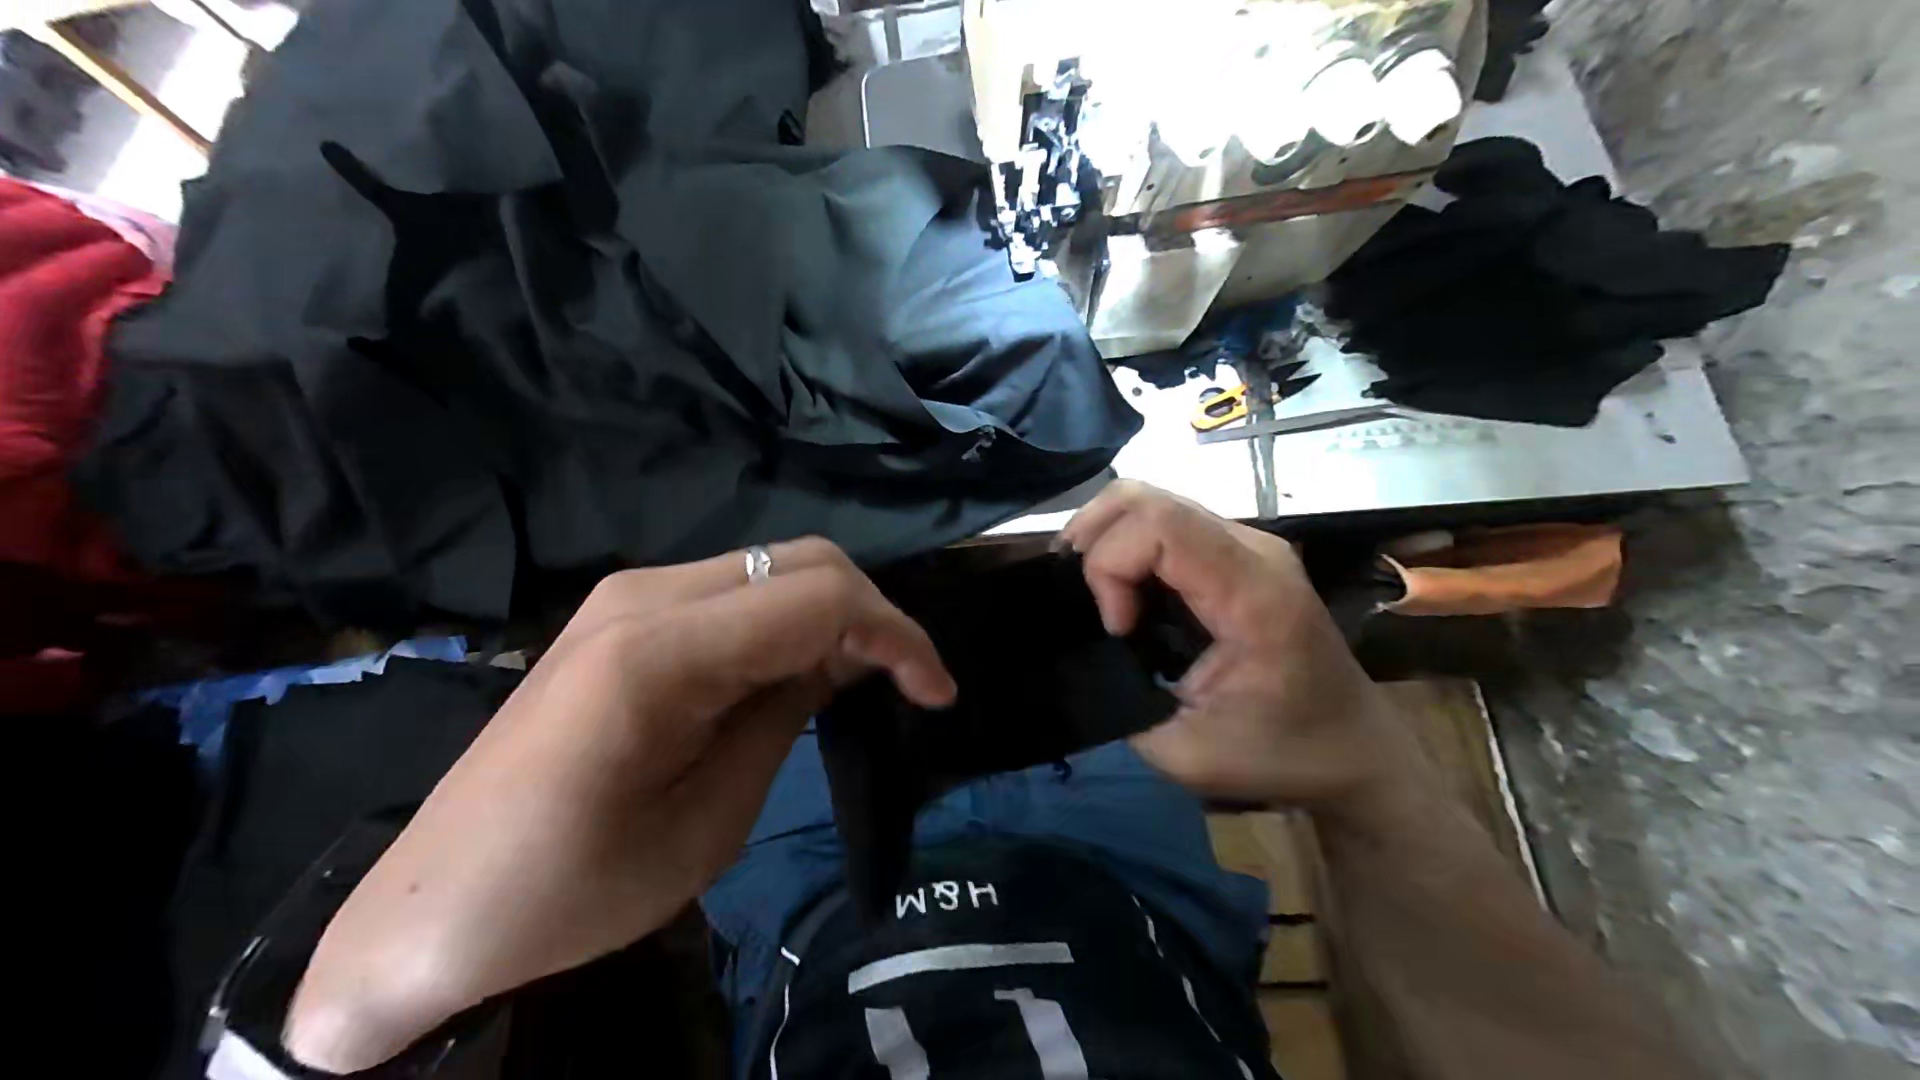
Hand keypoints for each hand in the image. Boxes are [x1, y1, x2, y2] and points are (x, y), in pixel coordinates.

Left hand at [283, 540, 955, 1072]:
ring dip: (835, 612)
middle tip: (906, 682)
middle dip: (874, 613)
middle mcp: (646, 594)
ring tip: (862, 678)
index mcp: (660, 653)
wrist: (436, 905)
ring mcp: (630, 593)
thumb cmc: (576, 888)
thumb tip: (853, 653)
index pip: (819, 596)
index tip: (937, 692)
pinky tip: (798, 668)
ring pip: (775, 566)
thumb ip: (790, 710)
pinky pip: (738, 590)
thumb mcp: (714, 816)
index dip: (897, 634)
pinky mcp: (625, 609)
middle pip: (803, 560)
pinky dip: (790, 618)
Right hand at [1060, 482, 1433, 816]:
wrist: (1354, 750)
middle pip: (1147, 499)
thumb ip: (1123, 700)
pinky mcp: (1237, 553)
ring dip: (1107, 541)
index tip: (1116, 629)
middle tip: (1083, 597)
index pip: (1158, 525)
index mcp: (1252, 594)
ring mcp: (1248, 544)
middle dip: (1094, 540)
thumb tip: (1086, 654)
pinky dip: (1126, 547)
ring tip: (1097, 596)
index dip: (1110, 566)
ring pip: (1152, 503)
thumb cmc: (1279, 755)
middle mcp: (1253, 550)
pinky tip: (1120, 590)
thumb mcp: (1186, 753)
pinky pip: (1165, 524)